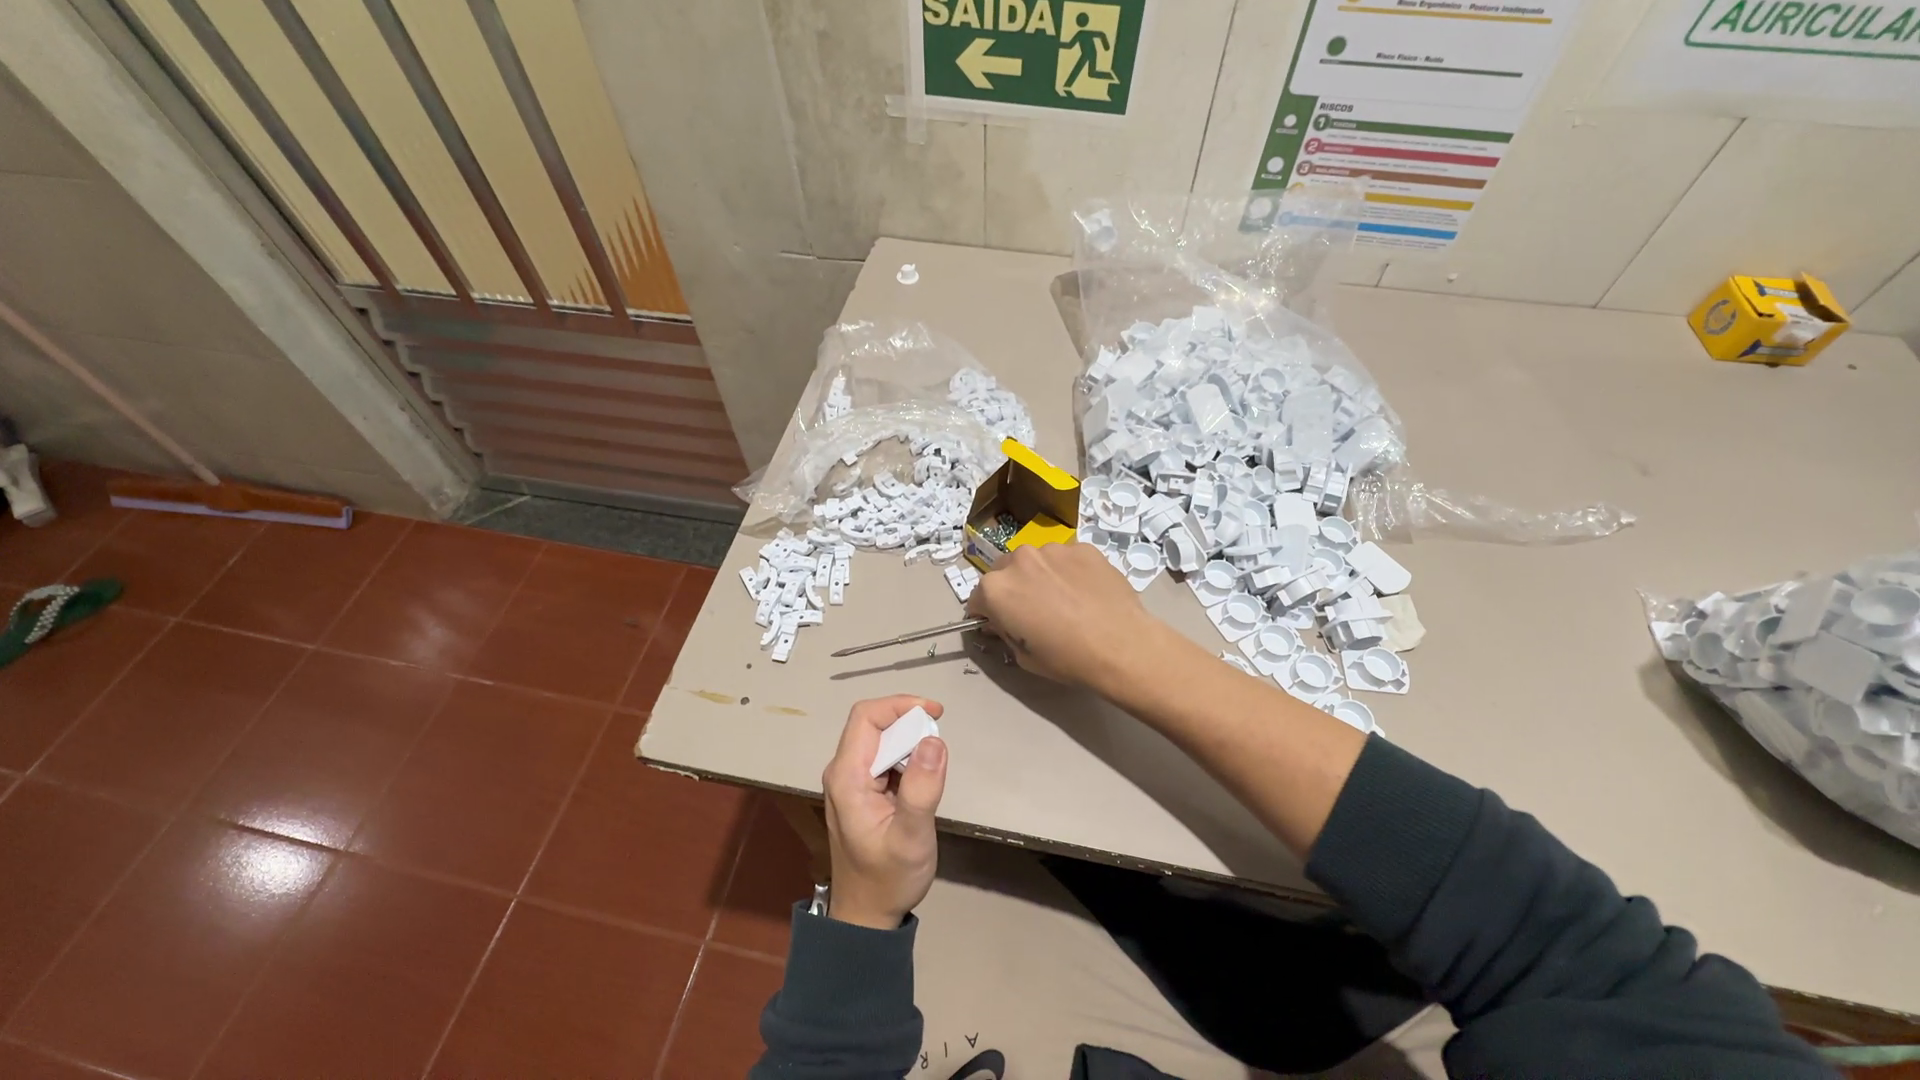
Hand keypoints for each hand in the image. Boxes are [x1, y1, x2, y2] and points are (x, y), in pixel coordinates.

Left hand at [820, 695, 947, 929]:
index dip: (900, 705)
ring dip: (908, 740)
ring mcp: (850, 782)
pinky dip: (905, 757)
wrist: (867, 915)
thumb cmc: (888, 879)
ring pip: (878, 740)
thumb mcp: (911, 838)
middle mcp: (843, 772)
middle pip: (872, 724)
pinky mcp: (862, 792)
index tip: (935, 712)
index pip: (866, 717)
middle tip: (939, 742)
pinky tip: (922, 778)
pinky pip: (883, 758)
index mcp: (847, 777)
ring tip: (933, 764)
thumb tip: (933, 740)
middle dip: (908, 721)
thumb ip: (921, 789)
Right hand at [966, 542, 1155, 686]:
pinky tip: (1085, 592)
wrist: (1121, 646)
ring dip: (1041, 576)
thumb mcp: (1023, 656)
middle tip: (1034, 611)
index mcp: (996, 589)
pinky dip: (1069, 571)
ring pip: (1037, 561)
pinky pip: (1066, 558)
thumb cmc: (1067, 658)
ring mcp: (1053, 549)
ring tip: (1065, 600)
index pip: (977, 598)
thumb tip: (1003, 622)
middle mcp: (1019, 560)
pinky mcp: (1083, 547)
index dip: (987, 613)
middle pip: (1005, 572)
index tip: (999, 623)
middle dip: (1013, 589)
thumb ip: (1005, 631)